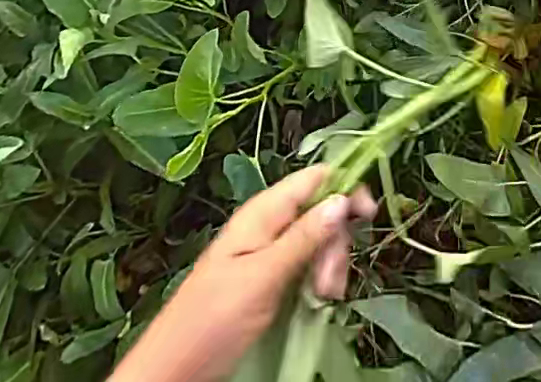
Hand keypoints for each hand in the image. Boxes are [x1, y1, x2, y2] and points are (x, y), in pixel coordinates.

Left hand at [109, 166, 377, 381]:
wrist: (173, 371)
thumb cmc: (212, 321)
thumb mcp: (262, 278)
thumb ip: (303, 237)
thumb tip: (342, 200)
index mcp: (264, 211)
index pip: (314, 178)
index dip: (346, 186)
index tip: (368, 214)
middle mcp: (270, 223)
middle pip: (322, 210)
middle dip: (336, 240)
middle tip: (330, 280)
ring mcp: (271, 251)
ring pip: (319, 239)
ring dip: (330, 264)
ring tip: (323, 297)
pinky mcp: (273, 277)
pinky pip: (308, 264)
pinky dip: (319, 279)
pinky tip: (318, 301)